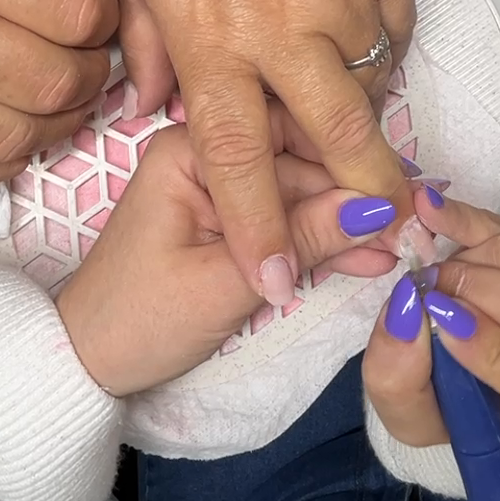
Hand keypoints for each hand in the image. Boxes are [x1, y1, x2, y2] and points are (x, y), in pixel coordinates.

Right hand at [0, 0, 119, 187]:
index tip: (98, 16)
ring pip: (18, 137)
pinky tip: (10, 121)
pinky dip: (4, 156)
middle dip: (94, 73)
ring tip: (55, 91)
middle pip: (58, 82)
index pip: (80, 13)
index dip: (108, 18)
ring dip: (59, 121)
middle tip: (86, 56)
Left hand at [56, 111, 400, 396]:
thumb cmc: (142, 317)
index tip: (401, 203)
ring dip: (344, 223)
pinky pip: (284, 214)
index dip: (346, 173)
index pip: (285, 142)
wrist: (88, 359)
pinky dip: (321, 236)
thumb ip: (301, 240)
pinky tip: (365, 251)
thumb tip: (376, 211)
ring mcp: (219, 180)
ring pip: (298, 192)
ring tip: (397, 247)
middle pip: (297, 165)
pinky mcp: (228, 212)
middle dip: (352, 202)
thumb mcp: (225, 282)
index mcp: (192, 147)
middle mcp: (207, 148)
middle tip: (411, 231)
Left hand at [109, 0, 416, 306]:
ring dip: (360, 110)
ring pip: (372, 84)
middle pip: (337, 137)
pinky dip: (376, 47)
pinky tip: (348, 32)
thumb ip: (148, 47)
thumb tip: (155, 102)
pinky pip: (393, 28)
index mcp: (214, 33)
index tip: (279, 278)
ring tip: (338, 104)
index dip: (259, 228)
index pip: (239, 156)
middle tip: (383, 228)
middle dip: (365, 197)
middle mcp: (286, 24)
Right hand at [363, 189, 499, 449]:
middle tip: (426, 284)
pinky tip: (431, 209)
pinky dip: (466, 218)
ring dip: (472, 258)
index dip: (496, 347)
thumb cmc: (448, 413)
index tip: (438, 318)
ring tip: (429, 270)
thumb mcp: (410, 417)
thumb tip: (406, 312)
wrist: (465, 383)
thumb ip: (400, 377)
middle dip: (479, 289)